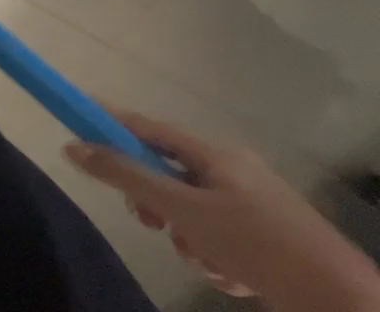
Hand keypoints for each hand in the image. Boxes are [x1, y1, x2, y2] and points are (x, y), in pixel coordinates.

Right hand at [66, 109, 379, 306]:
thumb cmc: (257, 244)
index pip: (143, 126)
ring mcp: (251, 204)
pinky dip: (211, 253)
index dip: (105, 121)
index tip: (71, 122)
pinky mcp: (264, 236)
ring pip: (187, 209)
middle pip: (163, 172)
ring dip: (184, 235)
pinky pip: (214, 233)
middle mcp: (232, 172)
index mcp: (215, 154)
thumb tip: (70, 146)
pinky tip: (228, 274)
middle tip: (147, 220)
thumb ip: (124, 175)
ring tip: (203, 259)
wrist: (344, 304)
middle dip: (151, 200)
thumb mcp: (181, 209)